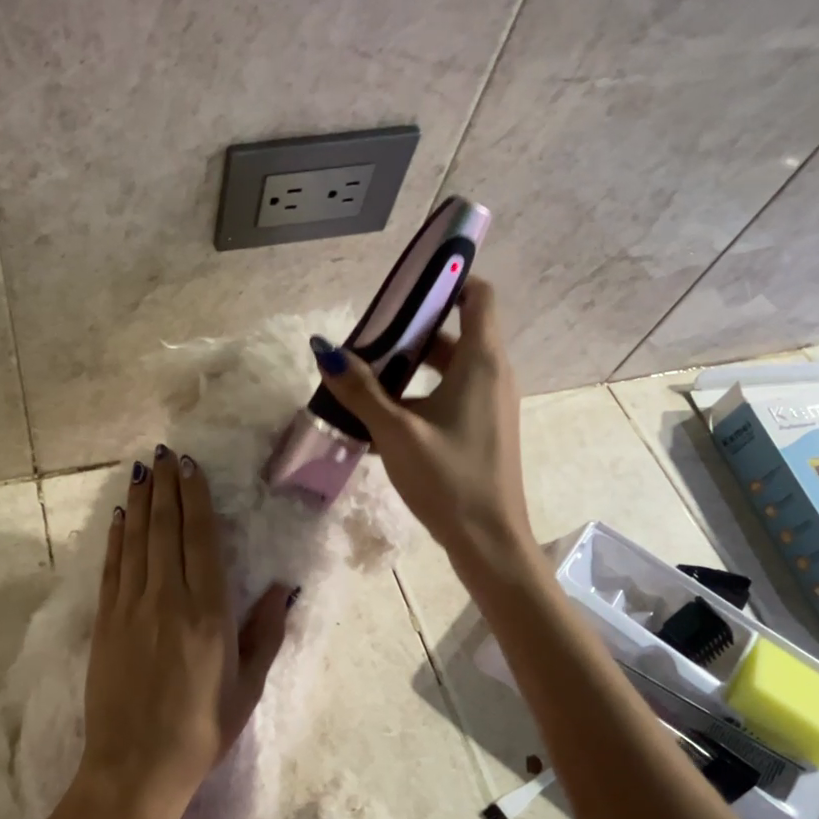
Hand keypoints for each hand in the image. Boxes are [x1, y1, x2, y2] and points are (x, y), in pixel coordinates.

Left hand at [77, 446, 295, 818]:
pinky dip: (116, 538)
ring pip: (137, 541)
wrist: (135, 766)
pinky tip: (120, 517)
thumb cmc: (202, 731)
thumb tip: (283, 587)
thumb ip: (265, 632)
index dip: (196, 498)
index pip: (201, 539)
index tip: (191, 467)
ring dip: (141, 503)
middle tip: (165, 454)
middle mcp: (168, 598)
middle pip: (166, 529)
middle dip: (167, 488)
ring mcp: (131, 608)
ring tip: (143, 471)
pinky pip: (112, 568)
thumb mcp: (248, 687)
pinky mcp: (105, 622)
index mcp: (209, 612)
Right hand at [312, 278, 534, 569]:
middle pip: (457, 331)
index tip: (407, 284)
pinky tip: (384, 414)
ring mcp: (491, 403)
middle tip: (368, 335)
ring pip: (451, 366)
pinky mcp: (483, 428)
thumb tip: (325, 349)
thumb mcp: (395, 432)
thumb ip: (359, 390)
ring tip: (366, 373)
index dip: (449, 279)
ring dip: (413, 364)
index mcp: (482, 362)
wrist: (488, 540)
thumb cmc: (447, 479)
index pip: (478, 295)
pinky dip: (422, 391)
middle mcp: (493, 374)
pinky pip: (452, 393)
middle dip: (413, 328)